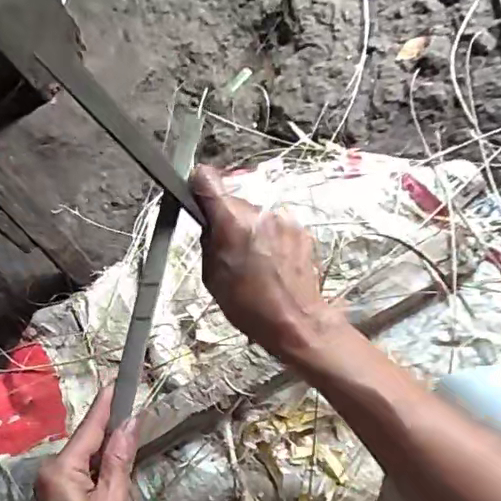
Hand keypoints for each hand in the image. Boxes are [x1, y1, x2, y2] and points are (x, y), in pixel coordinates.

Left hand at [34, 388, 137, 500]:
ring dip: (109, 454)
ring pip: (86, 462)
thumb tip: (128, 423)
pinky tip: (118, 473)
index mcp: (60, 470)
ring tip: (133, 440)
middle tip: (137, 412)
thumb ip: (119, 461)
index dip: (107, 404)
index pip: (89, 427)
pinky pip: (83, 478)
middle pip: (87, 443)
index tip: (118, 379)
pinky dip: (102, 472)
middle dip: (111, 431)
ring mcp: (51, 493)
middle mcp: (49, 475)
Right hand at [190, 164, 340, 360]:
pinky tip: (273, 264)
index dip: (199, 187)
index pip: (207, 180)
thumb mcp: (212, 277)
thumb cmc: (250, 306)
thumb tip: (209, 224)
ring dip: (253, 231)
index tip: (198, 196)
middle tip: (230, 249)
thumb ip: (209, 242)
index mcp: (231, 221)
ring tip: (256, 262)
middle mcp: (259, 213)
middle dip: (229, 221)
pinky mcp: (301, 230)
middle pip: (235, 203)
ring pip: (258, 216)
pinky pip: (277, 227)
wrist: (295, 320)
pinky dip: (272, 240)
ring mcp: (284, 219)